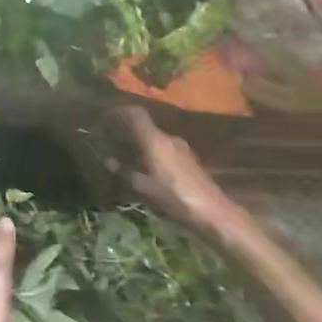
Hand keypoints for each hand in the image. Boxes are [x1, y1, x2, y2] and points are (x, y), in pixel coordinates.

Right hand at [118, 107, 250, 235]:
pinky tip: (150, 166)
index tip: (108, 115)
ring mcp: (183, 148)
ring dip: (143, 143)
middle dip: (130, 131)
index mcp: (156, 140)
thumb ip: (125, 171)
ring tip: (130, 154)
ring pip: (157, 139)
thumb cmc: (174, 196)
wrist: (213, 211)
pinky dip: (155, 152)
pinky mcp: (190, 159)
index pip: (137, 114)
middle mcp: (170, 138)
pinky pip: (167, 149)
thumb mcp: (144, 186)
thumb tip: (109, 160)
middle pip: (147, 127)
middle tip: (114, 139)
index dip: (122, 111)